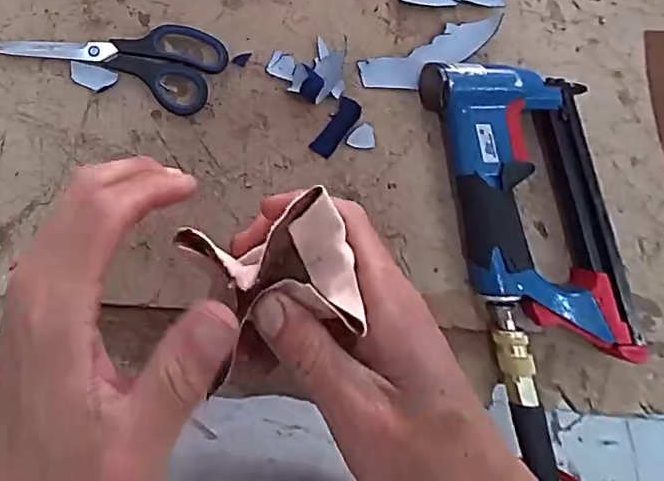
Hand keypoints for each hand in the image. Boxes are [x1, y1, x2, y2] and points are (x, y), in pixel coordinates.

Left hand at [0, 158, 239, 480]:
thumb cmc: (64, 473)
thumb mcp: (131, 444)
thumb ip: (178, 378)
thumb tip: (223, 311)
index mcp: (58, 307)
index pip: (100, 212)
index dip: (149, 187)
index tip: (191, 187)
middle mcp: (35, 284)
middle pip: (81, 194)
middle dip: (135, 173)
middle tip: (181, 182)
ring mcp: (26, 289)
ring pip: (68, 204)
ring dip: (117, 184)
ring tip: (162, 191)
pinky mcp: (28, 300)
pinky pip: (65, 224)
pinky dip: (101, 204)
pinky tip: (125, 222)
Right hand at [229, 192, 530, 480]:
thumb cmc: (425, 452)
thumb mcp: (360, 409)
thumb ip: (312, 354)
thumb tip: (266, 300)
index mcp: (388, 296)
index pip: (347, 222)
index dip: (302, 209)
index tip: (259, 220)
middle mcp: (386, 296)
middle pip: (329, 246)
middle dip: (280, 248)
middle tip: (237, 271)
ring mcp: (381, 318)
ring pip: (324, 279)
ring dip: (282, 285)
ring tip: (242, 308)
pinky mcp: (375, 342)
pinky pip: (330, 311)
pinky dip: (296, 318)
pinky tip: (268, 345)